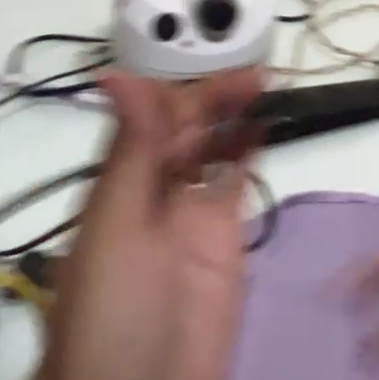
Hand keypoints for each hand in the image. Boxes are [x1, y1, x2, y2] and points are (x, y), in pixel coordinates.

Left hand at [42, 68, 262, 379]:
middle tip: (254, 76)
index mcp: (117, 183)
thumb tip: (116, 75)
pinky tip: (266, 123)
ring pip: (212, 146)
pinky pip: (236, 180)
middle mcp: (152, 190)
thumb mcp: (115, 228)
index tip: (213, 65)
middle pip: (185, 127)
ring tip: (265, 87)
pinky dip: (249, 148)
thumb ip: (130, 152)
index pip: (149, 118)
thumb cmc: (113, 314)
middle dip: (214, 96)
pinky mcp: (223, 239)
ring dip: (234, 114)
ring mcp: (190, 214)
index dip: (180, 89)